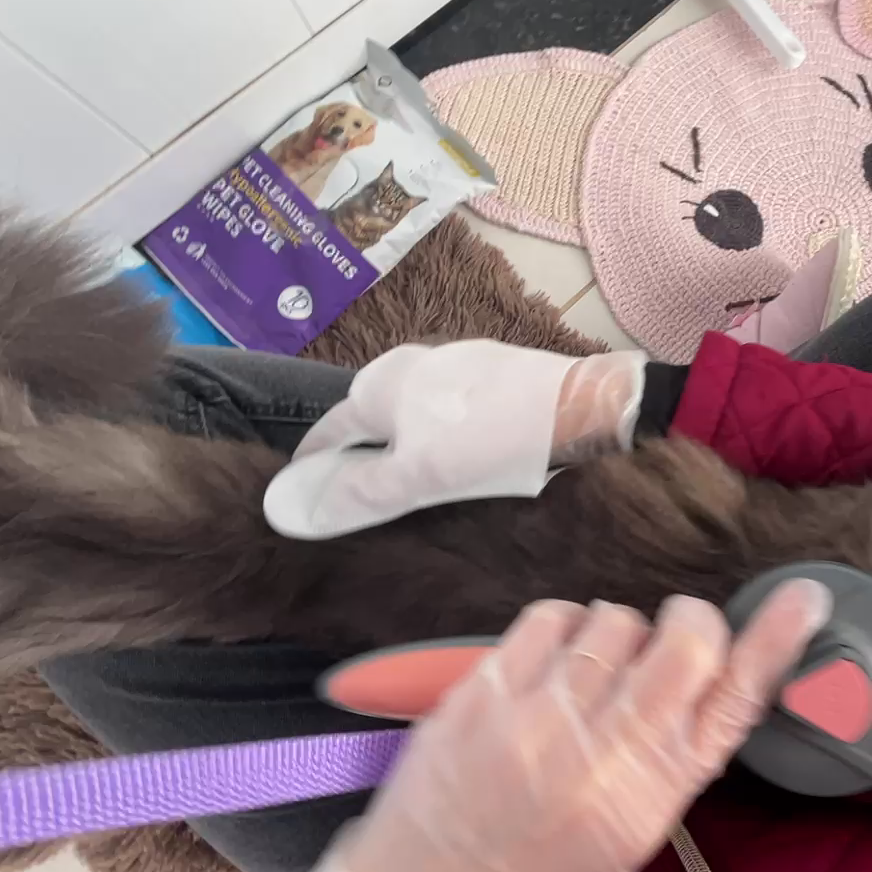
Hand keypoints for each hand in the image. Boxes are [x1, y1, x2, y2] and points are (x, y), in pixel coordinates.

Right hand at [264, 342, 645, 538]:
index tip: (314, 504)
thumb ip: (356, 493)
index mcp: (379, 384)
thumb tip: (290, 511)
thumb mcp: (418, 477)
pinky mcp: (495, 369)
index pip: (327, 433)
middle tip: (375, 505)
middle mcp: (411, 362)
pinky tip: (470, 457)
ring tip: (425, 486)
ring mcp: (456, 360)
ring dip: (411, 447)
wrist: (581, 407)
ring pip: (415, 414)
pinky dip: (447, 434)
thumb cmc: (492, 442)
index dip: (316, 472)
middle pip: (372, 422)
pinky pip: (452, 409)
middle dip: (368, 460)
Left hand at [272, 580, 830, 871]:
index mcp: (651, 795)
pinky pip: (554, 612)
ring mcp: (539, 719)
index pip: (734, 702)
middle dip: (689, 621)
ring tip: (590, 674)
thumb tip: (716, 666)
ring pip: (618, 617)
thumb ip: (677, 747)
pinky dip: (564, 626)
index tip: (804, 596)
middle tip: (670, 635)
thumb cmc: (541, 867)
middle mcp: (603, 754)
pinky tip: (552, 663)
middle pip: (685, 639)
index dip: (776, 641)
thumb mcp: (632, 824)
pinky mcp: (486, 691)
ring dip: (616, 633)